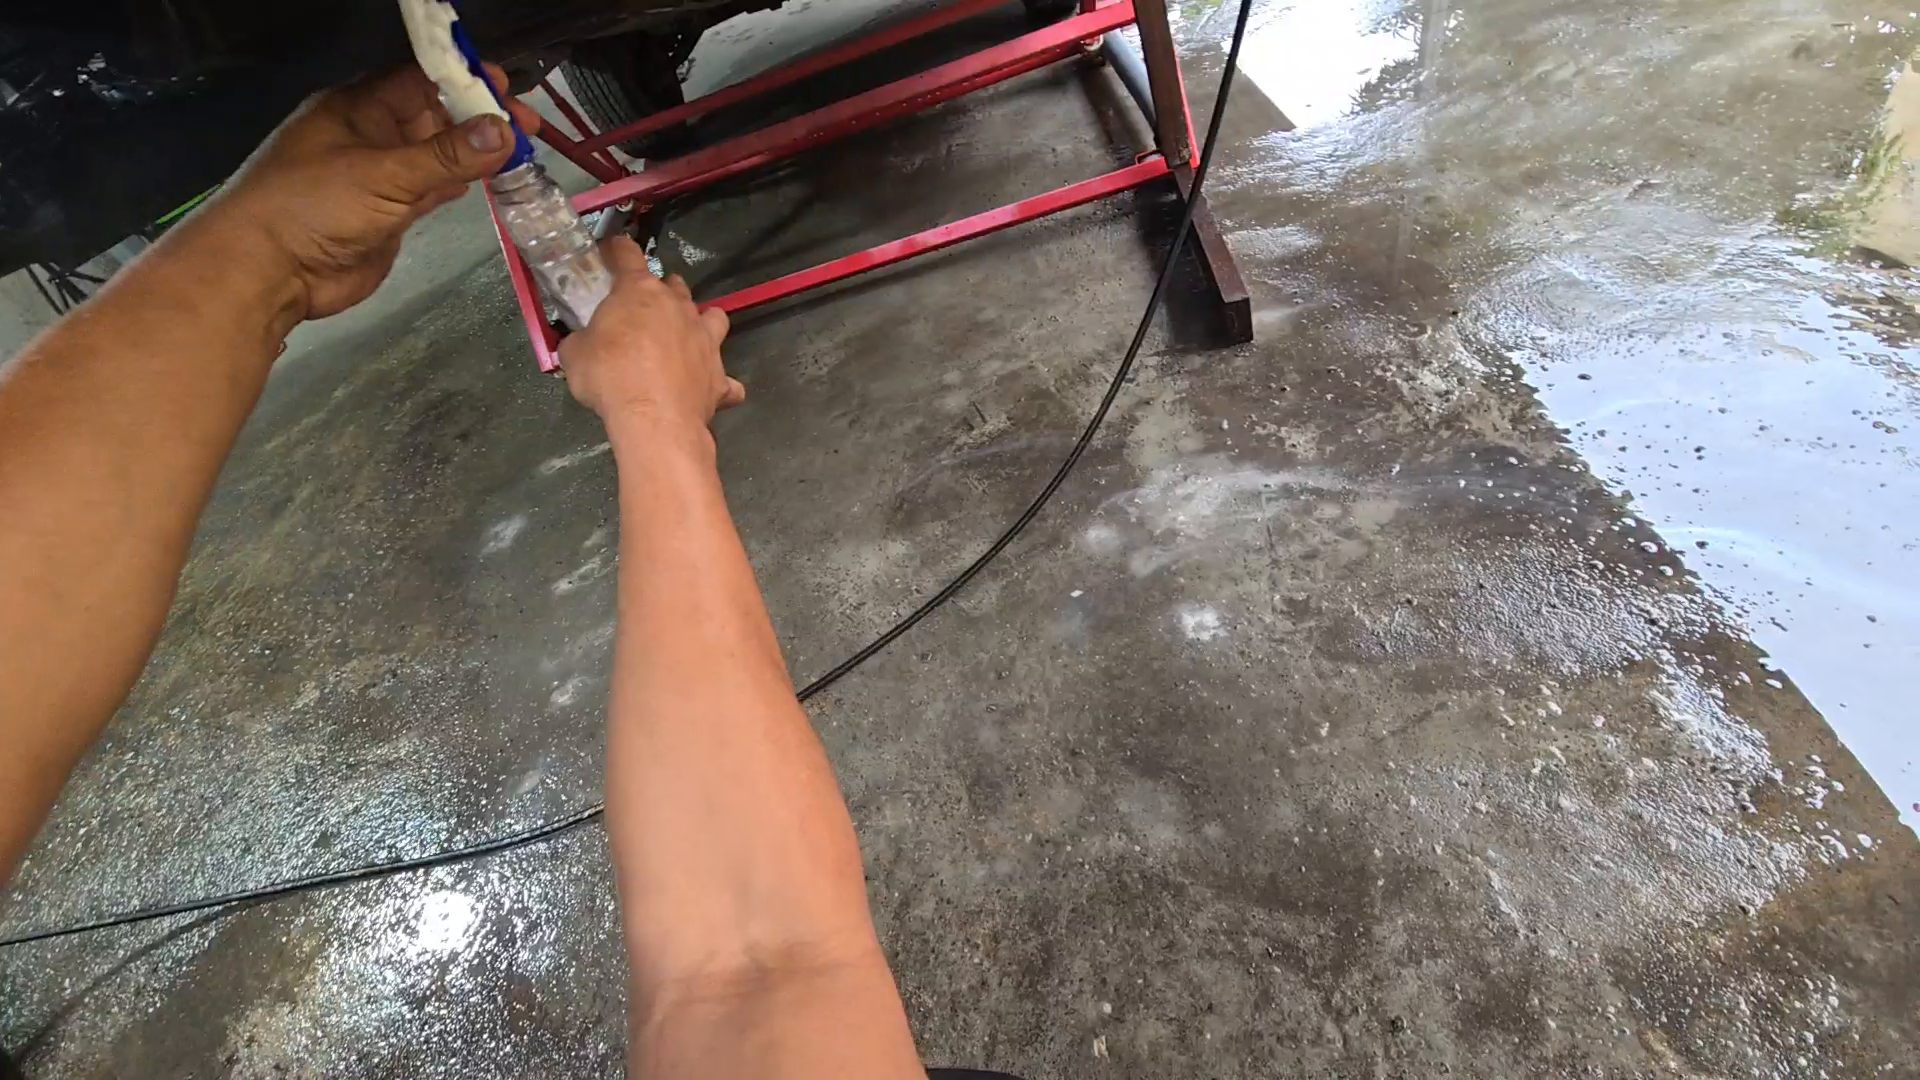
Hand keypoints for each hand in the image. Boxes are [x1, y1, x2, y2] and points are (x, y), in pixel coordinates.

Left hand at [201, 64, 543, 321]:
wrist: (277, 267)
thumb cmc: (316, 206)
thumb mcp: (385, 175)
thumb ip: (447, 156)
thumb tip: (503, 130)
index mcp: (361, 110)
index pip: (420, 81)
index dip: (463, 80)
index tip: (508, 89)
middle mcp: (375, 135)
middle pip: (436, 115)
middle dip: (481, 117)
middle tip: (530, 127)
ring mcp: (386, 174)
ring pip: (441, 153)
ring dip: (479, 151)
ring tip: (523, 152)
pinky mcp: (396, 209)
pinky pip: (438, 186)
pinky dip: (465, 182)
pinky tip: (490, 181)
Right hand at [561, 236, 742, 438]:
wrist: (654, 419)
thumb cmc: (610, 377)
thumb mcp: (575, 353)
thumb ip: (582, 339)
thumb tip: (583, 343)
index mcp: (640, 293)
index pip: (628, 255)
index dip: (618, 250)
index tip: (612, 252)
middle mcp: (680, 309)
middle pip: (676, 287)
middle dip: (663, 291)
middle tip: (647, 309)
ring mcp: (707, 343)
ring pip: (715, 318)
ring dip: (703, 323)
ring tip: (689, 336)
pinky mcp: (721, 378)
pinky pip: (728, 381)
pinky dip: (719, 383)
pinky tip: (710, 390)